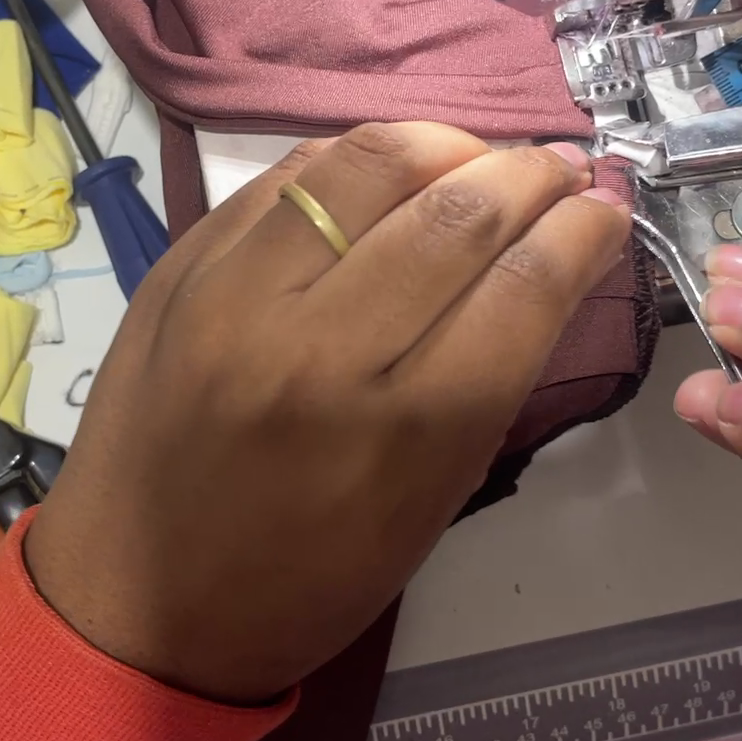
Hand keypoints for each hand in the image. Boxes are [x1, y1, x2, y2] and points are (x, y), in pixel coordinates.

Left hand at [27, 123, 630, 702]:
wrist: (136, 598)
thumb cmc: (302, 577)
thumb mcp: (427, 501)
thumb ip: (487, 378)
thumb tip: (540, 265)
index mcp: (401, 431)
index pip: (523, 289)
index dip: (583, 233)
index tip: (605, 210)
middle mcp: (319, 347)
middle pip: (456, 213)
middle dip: (530, 175)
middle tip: (559, 168)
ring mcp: (236, 293)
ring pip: (368, 163)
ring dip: (448, 143)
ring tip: (477, 156)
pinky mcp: (182, 265)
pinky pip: (288, 174)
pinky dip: (357, 159)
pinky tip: (387, 170)